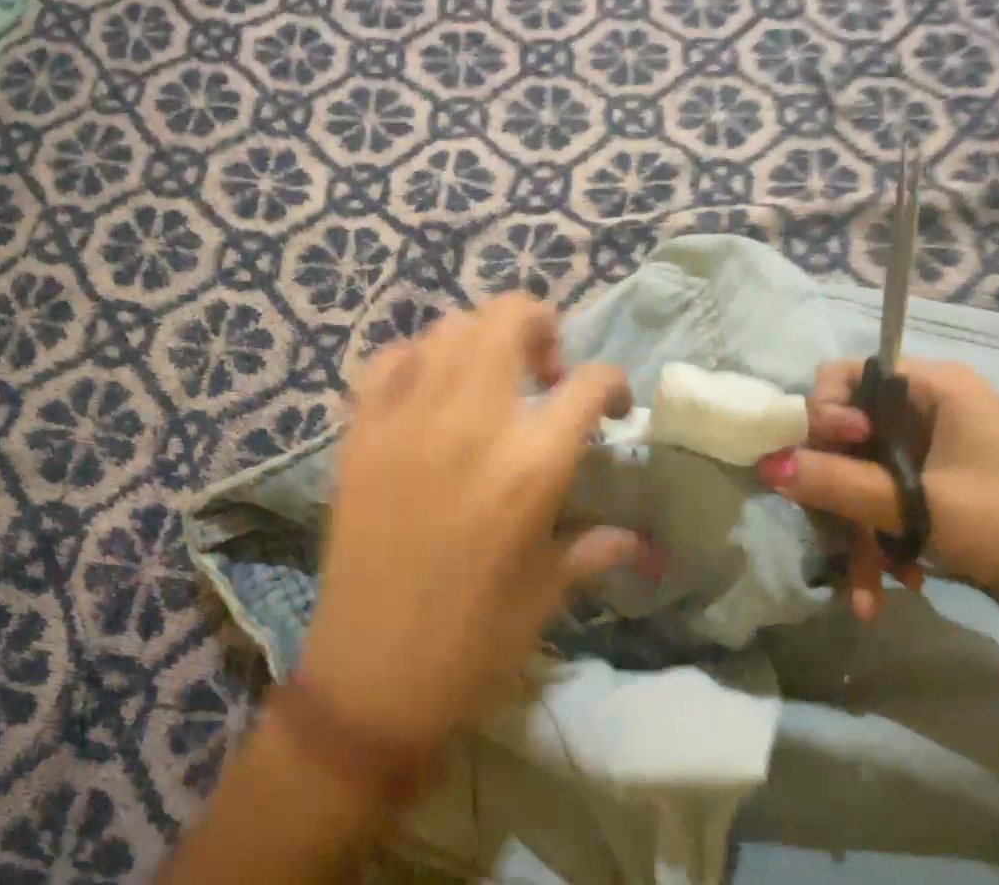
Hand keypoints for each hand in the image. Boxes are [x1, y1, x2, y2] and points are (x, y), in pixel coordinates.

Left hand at [298, 296, 639, 750]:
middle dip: (543, 327)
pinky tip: (431, 394)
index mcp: (530, 466)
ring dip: (483, 339)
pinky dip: (418, 360)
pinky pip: (389, 361)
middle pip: (510, 319)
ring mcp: (406, 421)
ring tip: (492, 380)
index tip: (613, 412)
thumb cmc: (474, 642)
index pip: (589, 384)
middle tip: (548, 371)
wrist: (370, 679)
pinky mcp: (360, 435)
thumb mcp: (547, 592)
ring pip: (450, 328)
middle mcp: (470, 423)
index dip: (614, 386)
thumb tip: (638, 541)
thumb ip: (594, 547)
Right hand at [756, 359, 998, 629]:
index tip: (819, 465)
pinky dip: (882, 546)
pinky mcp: (936, 494)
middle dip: (836, 499)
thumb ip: (841, 484)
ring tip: (866, 596)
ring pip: (861, 481)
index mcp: (930, 389)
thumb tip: (765, 464)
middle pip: (845, 439)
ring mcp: (930, 456)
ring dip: (858, 537)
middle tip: (835, 546)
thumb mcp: (923, 508)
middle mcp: (925, 412)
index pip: (843, 379)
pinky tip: (892, 590)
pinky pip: (886, 507)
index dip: (820, 419)